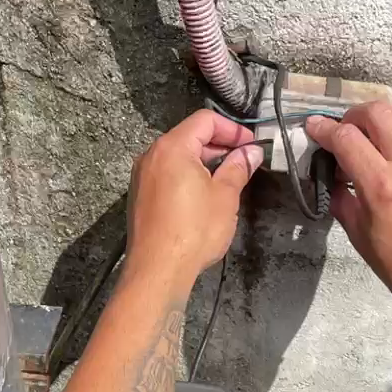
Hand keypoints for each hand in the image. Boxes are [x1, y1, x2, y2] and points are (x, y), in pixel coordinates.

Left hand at [126, 109, 263, 282]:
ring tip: (228, 178)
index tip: (251, 145)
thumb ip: (238, 168)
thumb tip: (251, 153)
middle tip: (245, 161)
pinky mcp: (140, 195)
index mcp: (172, 147)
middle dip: (220, 144)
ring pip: (178, 155)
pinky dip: (188, 174)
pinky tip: (205, 193)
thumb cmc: (193, 231)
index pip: (205, 120)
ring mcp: (142, 175)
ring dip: (205, 160)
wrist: (157, 271)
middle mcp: (152, 155)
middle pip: (190, 135)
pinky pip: (167, 173)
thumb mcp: (224, 196)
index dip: (232, 129)